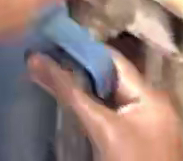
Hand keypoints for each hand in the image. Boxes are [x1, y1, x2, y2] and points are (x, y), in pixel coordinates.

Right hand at [29, 46, 182, 160]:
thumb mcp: (101, 127)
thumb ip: (69, 91)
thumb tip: (32, 57)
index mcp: (150, 95)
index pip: (110, 57)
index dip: (79, 47)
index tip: (47, 40)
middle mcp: (149, 104)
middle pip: (107, 75)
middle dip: (75, 67)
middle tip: (42, 56)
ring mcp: (143, 126)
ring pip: (105, 95)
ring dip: (78, 87)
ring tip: (46, 73)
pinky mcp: (133, 142)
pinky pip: (107, 114)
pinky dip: (87, 106)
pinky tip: (64, 102)